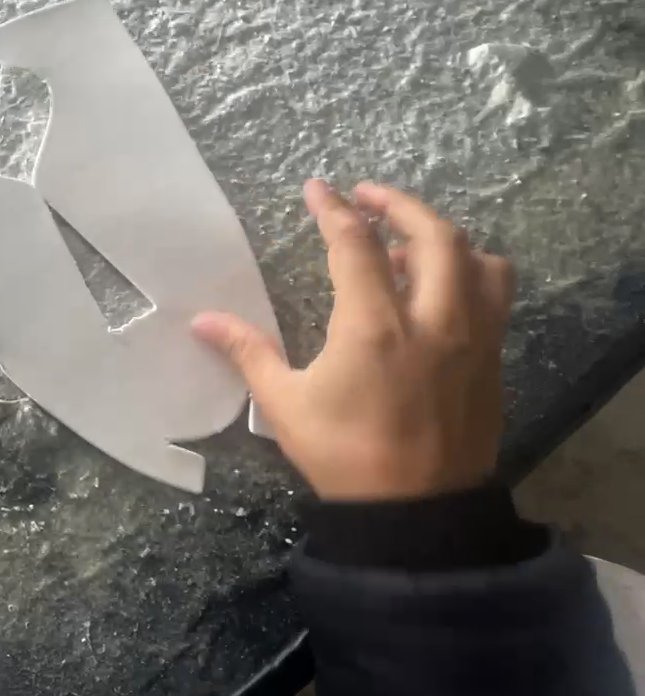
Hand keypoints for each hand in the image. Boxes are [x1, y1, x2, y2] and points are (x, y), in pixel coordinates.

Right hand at [193, 180, 513, 500]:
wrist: (415, 507)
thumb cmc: (339, 449)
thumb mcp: (281, 401)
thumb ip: (247, 350)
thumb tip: (202, 320)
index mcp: (373, 327)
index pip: (356, 249)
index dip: (334, 212)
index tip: (317, 188)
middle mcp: (433, 321)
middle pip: (436, 239)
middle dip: (400, 206)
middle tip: (366, 196)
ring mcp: (471, 339)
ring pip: (481, 263)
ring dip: (445, 238)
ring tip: (406, 242)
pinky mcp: (489, 360)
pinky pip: (493, 297)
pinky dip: (469, 273)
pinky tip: (436, 288)